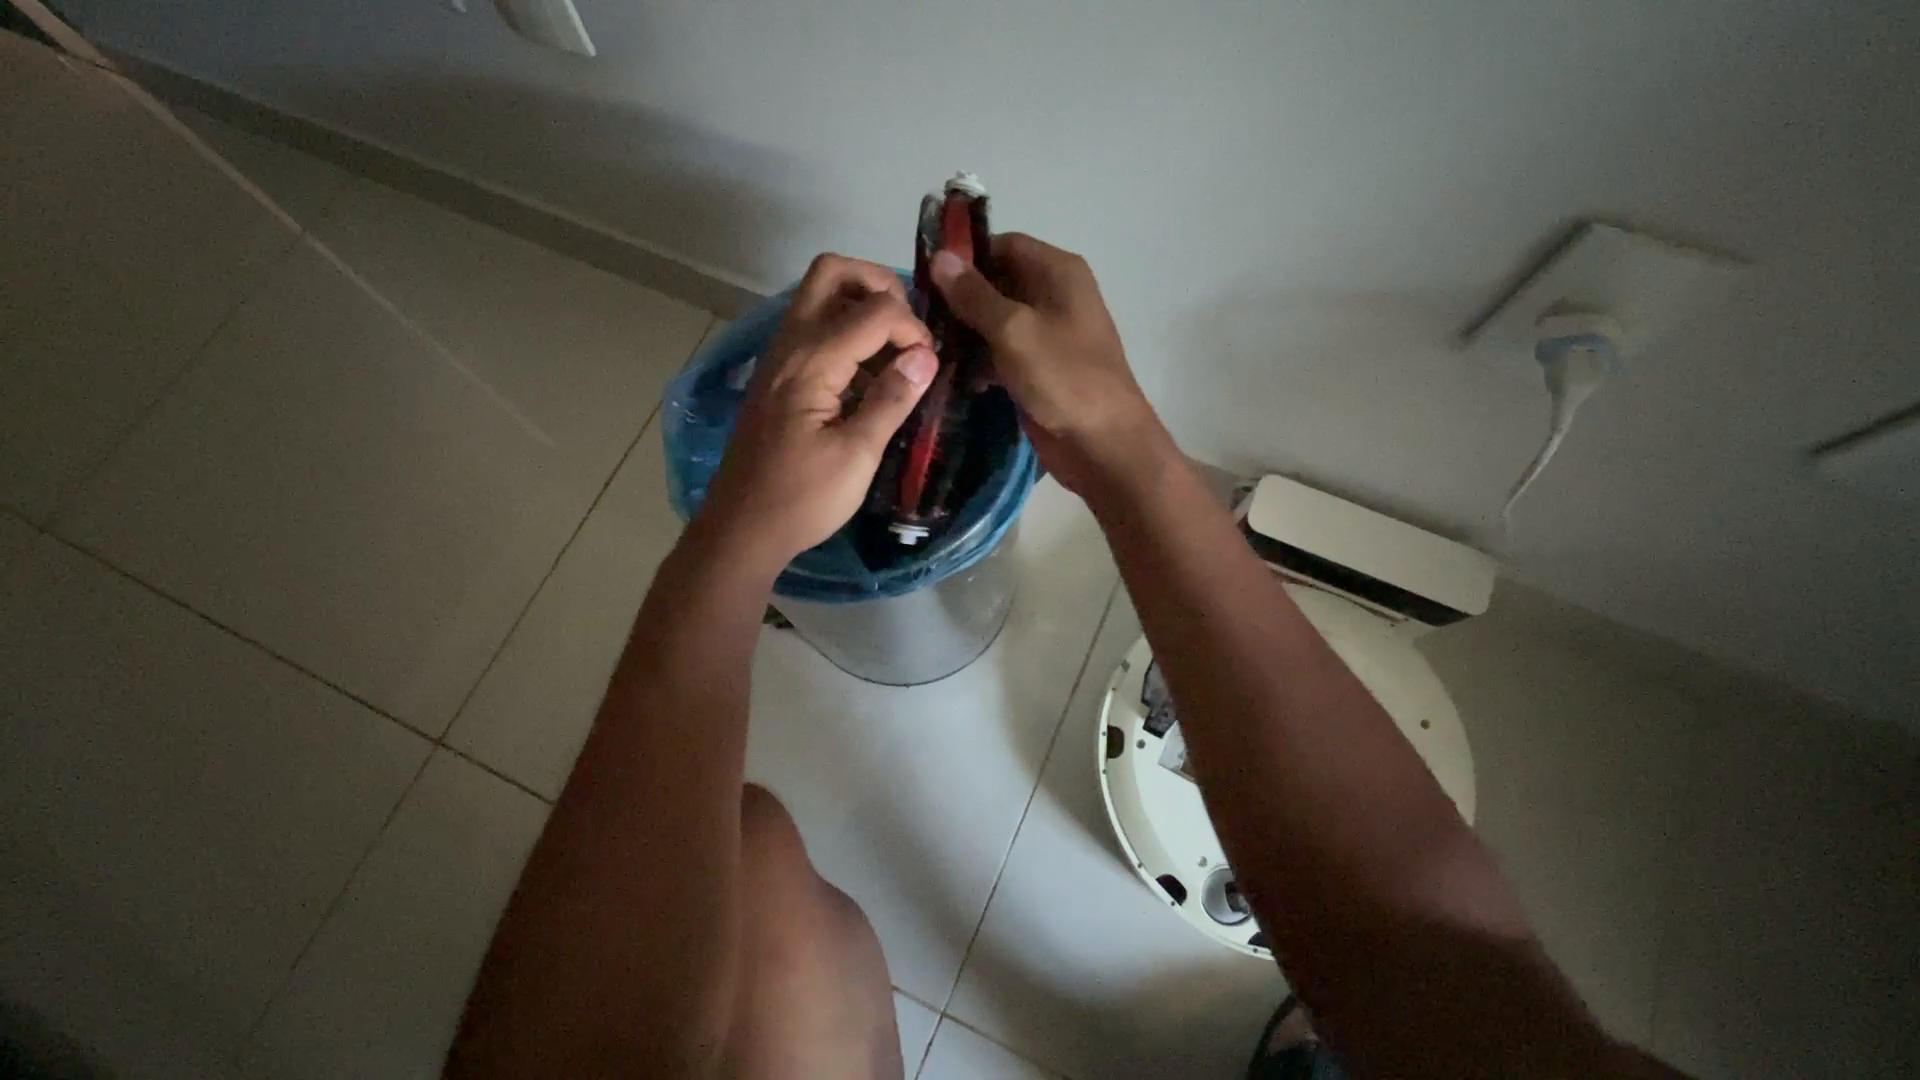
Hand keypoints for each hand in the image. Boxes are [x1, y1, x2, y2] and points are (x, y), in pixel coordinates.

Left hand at [698, 254, 937, 569]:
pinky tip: (868, 376)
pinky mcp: (777, 376)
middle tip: (909, 326)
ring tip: (896, 351)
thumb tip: (926, 357)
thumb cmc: (802, 499)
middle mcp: (790, 343)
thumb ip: (892, 399)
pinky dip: (845, 330)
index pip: (874, 310)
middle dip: (879, 285)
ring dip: (862, 306)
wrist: (742, 528)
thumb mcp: (857, 455)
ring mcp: (779, 357)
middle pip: (832, 272)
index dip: (913, 328)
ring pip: (819, 295)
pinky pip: (812, 327)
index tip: (929, 366)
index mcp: (811, 360)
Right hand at [930, 235, 1173, 493]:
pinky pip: (1002, 354)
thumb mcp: (1014, 330)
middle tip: (919, 316)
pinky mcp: (1039, 369)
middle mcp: (1055, 296)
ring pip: (996, 322)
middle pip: (998, 283)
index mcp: (1058, 272)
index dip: (965, 257)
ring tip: (927, 347)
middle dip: (960, 299)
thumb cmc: (1063, 377)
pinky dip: (980, 361)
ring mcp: (1048, 335)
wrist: (1103, 445)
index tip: (925, 277)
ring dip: (966, 334)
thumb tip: (940, 256)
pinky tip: (951, 375)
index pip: (1003, 245)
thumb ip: (975, 294)